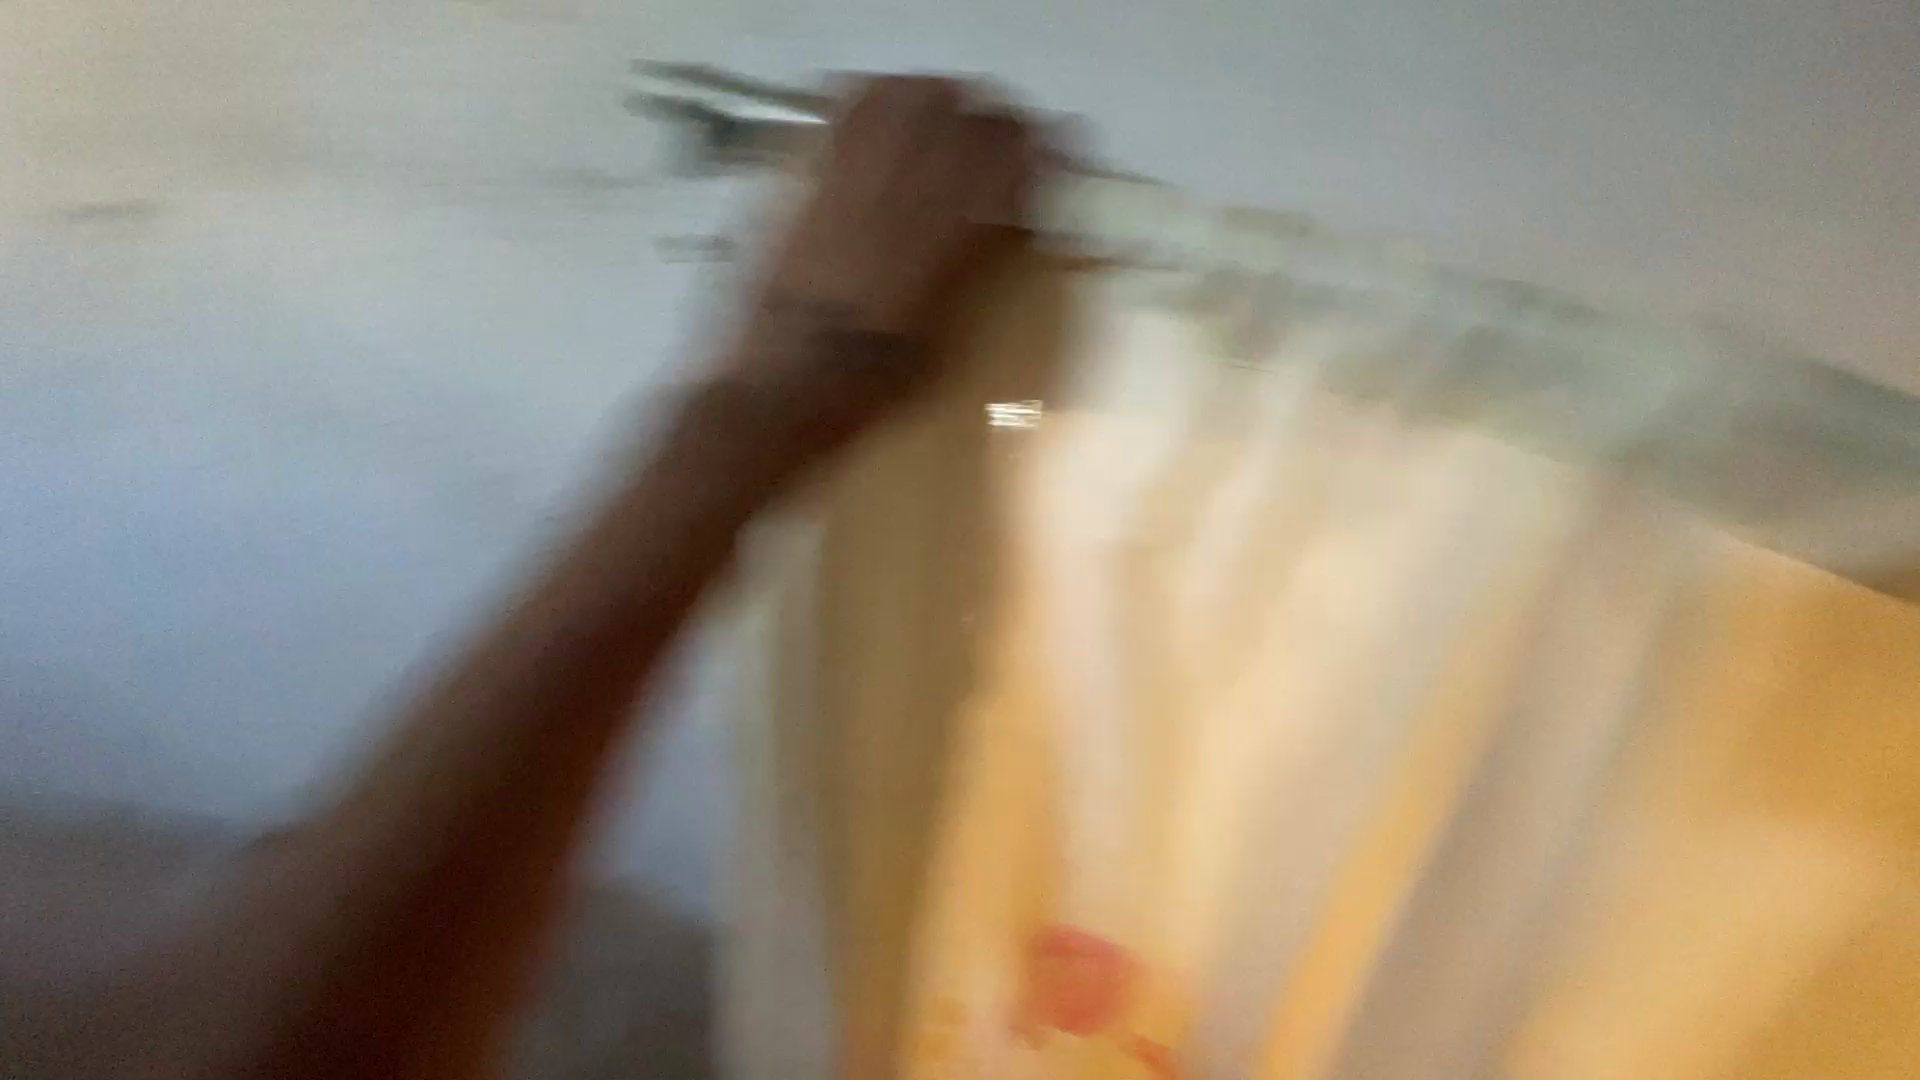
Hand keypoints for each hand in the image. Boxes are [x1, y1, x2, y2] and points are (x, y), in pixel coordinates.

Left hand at [726, 75, 1040, 449]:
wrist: (782, 389)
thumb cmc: (873, 384)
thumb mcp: (948, 340)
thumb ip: (978, 271)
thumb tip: (1006, 226)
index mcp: (951, 241)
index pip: (1010, 155)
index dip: (1035, 144)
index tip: (1043, 154)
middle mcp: (905, 196)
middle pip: (963, 108)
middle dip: (989, 118)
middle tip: (993, 144)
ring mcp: (851, 180)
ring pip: (908, 95)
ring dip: (935, 103)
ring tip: (939, 127)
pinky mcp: (805, 179)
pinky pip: (846, 110)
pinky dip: (874, 101)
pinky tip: (881, 121)